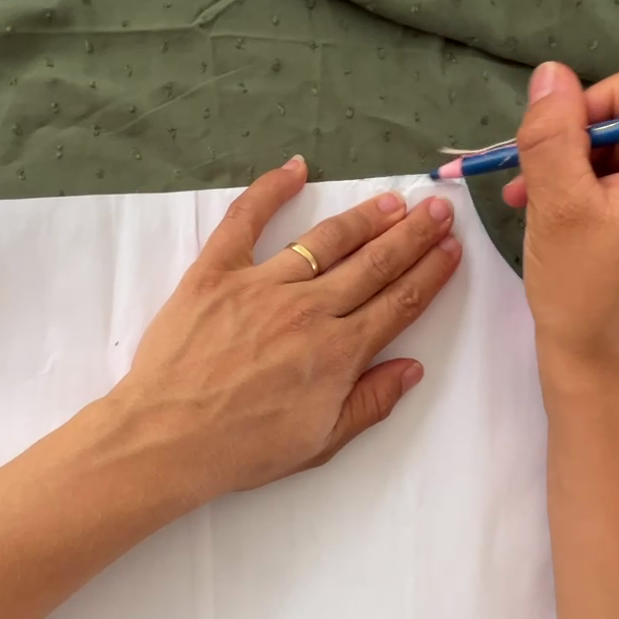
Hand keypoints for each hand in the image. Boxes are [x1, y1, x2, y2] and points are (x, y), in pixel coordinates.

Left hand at [107, 157, 461, 498]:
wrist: (168, 438)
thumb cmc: (244, 449)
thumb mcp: (319, 443)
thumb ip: (370, 404)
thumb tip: (412, 367)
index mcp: (339, 353)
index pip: (398, 304)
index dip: (429, 274)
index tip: (450, 249)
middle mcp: (310, 310)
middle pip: (373, 265)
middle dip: (411, 236)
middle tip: (437, 210)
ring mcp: (262, 285)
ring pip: (326, 241)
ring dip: (365, 218)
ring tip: (392, 201)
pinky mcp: (216, 272)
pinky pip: (245, 220)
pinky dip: (270, 190)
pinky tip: (296, 169)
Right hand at [504, 56, 618, 395]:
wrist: (591, 357)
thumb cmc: (579, 286)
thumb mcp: (556, 205)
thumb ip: (552, 135)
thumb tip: (550, 75)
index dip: (606, 94)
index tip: (559, 137)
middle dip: (578, 135)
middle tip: (530, 172)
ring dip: (571, 162)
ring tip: (526, 196)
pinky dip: (584, 185)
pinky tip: (547, 210)